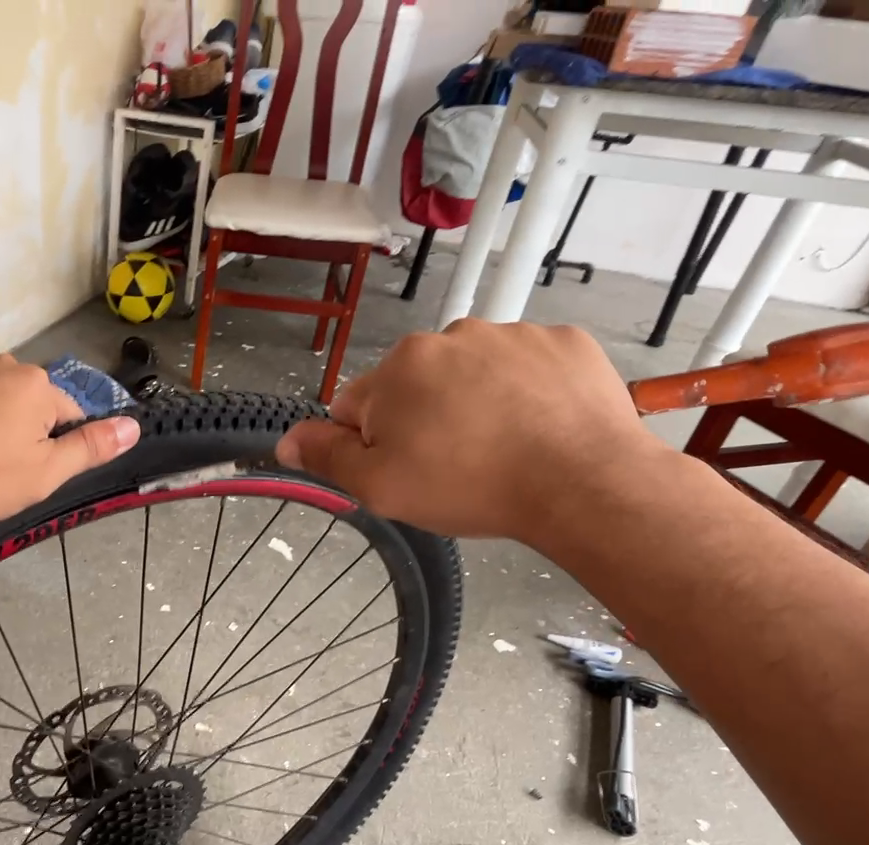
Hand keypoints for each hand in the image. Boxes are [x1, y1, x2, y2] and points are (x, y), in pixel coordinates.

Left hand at [0, 354, 140, 523]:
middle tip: (3, 477)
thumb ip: (90, 448)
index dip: (59, 451)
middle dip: (27, 440)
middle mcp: (4, 367)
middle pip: (35, 409)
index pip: (73, 416)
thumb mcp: (44, 472)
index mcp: (38, 385)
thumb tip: (133, 428)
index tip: (34, 475)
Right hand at [274, 319, 671, 541]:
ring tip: (498, 450)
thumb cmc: (471, 484)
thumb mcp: (380, 486)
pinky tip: (536, 430)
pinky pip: (527, 368)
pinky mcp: (564, 343)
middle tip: (450, 466)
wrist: (582, 482)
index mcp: (400, 367)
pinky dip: (524, 394)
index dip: (370, 444)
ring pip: (470, 374)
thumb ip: (326, 458)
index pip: (357, 406)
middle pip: (415, 386)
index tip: (402, 470)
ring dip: (473, 404)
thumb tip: (285, 441)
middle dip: (421, 420)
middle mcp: (451, 335)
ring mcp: (513, 334)